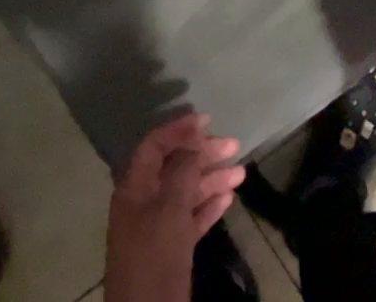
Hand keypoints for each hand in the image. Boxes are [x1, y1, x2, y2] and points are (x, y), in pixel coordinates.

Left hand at [106, 113, 245, 301]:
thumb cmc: (154, 257)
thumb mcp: (168, 210)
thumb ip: (181, 172)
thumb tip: (192, 141)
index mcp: (134, 189)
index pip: (154, 146)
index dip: (178, 129)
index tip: (207, 118)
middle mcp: (144, 203)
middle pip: (174, 167)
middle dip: (202, 153)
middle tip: (234, 145)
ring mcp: (157, 227)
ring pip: (186, 192)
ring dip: (212, 179)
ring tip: (241, 173)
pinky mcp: (171, 249)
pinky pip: (191, 217)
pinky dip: (209, 205)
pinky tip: (229, 198)